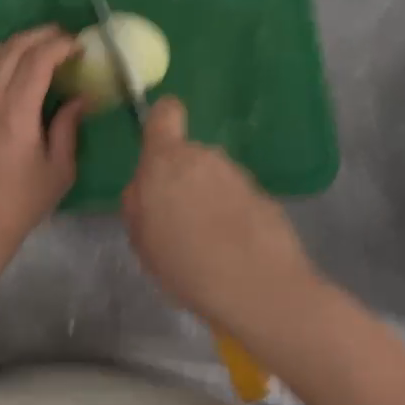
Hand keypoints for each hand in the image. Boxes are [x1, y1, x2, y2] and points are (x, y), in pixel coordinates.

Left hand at [0, 26, 84, 264]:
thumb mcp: (59, 169)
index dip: (59, 46)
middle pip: (12, 48)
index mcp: (15, 113)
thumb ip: (69, 127)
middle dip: (41, 35)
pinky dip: (6, 59)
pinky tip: (24, 67)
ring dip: (21, 43)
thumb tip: (79, 98)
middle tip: (66, 38)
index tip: (80, 46)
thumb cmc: (24, 200)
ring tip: (47, 45)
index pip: (36, 61)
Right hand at [122, 97, 323, 340]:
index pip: (165, 114)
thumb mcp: (140, 238)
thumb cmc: (185, 262)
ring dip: (209, 201)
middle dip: (183, 180)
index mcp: (165, 160)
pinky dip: (234, 219)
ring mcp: (239, 177)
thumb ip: (137, 203)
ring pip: (215, 179)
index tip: (159, 144)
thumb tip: (145, 189)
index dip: (162, 121)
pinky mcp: (266, 200)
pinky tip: (233, 253)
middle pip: (188, 156)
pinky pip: (239, 202)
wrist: (259, 290)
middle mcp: (204, 158)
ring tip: (208, 244)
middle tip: (179, 220)